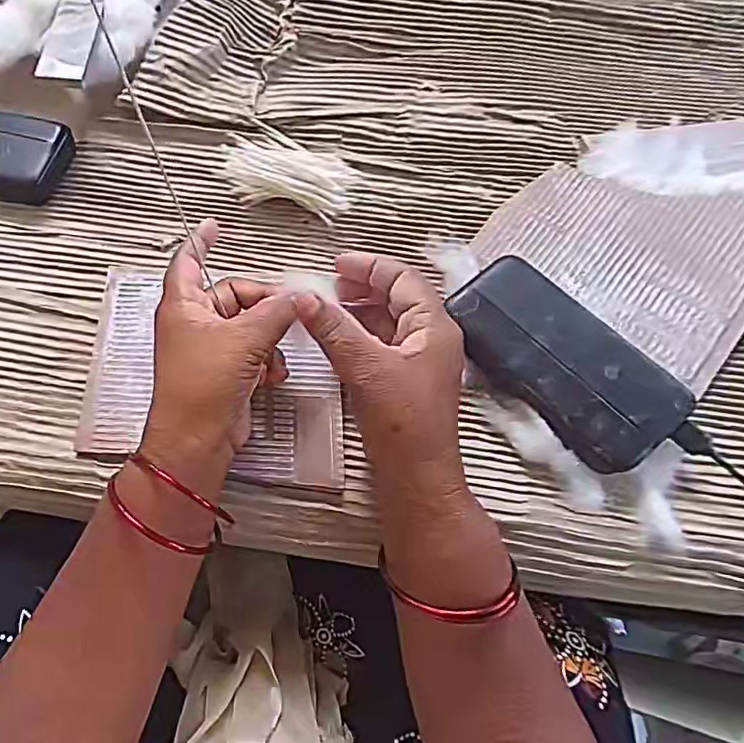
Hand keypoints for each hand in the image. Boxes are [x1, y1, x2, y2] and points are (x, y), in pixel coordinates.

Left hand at [138, 221, 297, 492]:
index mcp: (182, 306)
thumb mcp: (244, 340)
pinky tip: (271, 373)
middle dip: (263, 304)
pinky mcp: (225, 371)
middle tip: (286, 309)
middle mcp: (193, 324)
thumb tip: (297, 297)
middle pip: (235, 296)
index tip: (215, 227)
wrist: (197, 440)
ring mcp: (210, 348)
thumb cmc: (200, 389)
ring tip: (273, 353)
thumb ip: (275, 312)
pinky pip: (253, 351)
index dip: (202, 242)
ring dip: (269, 337)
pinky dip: (266, 358)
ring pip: (249, 325)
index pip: (188, 261)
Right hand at [293, 254, 468, 504]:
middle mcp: (431, 341)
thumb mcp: (366, 368)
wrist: (417, 478)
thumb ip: (335, 330)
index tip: (339, 265)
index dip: (369, 267)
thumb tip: (308, 300)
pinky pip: (381, 345)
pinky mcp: (404, 381)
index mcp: (435, 328)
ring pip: (387, 321)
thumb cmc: (408, 430)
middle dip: (362, 287)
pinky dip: (359, 335)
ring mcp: (419, 361)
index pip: (402, 279)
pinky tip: (338, 339)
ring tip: (330, 308)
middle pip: (396, 296)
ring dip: (358, 311)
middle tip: (332, 284)